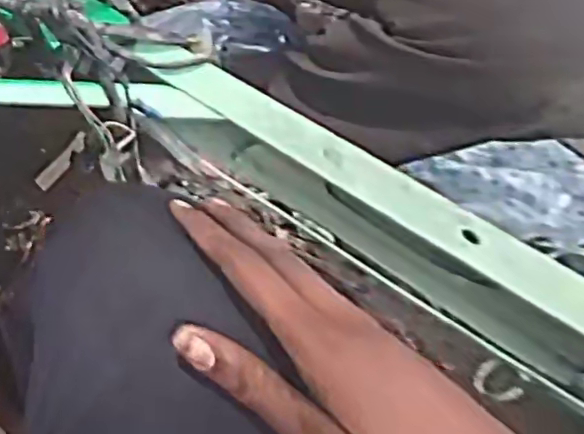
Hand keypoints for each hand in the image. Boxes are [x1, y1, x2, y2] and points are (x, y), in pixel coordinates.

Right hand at [169, 199, 511, 433]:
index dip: (208, 235)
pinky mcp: (404, 354)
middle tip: (205, 200)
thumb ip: (254, 384)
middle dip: (238, 224)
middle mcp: (348, 325)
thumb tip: (184, 335)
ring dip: (267, 243)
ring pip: (307, 271)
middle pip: (280, 258)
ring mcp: (381, 337)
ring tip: (243, 229)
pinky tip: (301, 282)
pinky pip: (332, 291)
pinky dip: (298, 270)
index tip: (180, 208)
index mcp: (318, 339)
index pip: (248, 269)